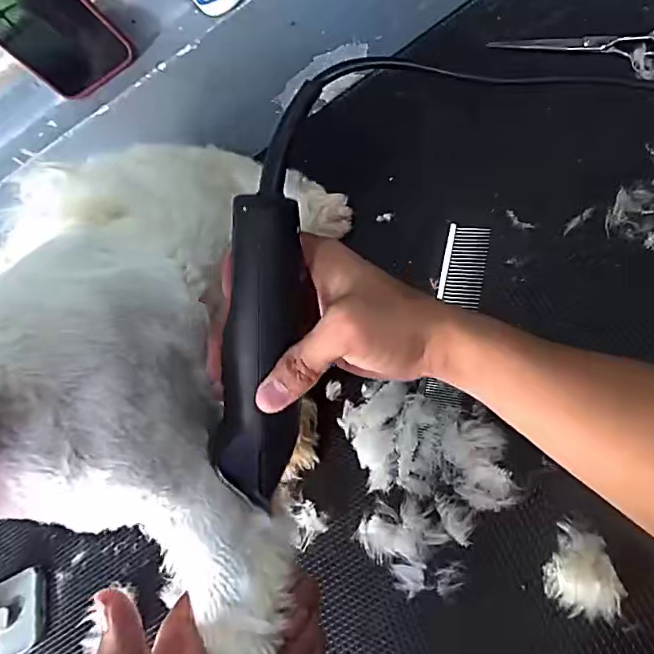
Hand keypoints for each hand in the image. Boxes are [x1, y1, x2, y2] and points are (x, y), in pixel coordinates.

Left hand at [94, 578, 324, 653]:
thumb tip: (109, 597)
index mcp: (189, 635)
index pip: (226, 581)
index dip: (249, 582)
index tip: (264, 603)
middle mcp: (225, 636)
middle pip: (273, 590)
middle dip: (290, 611)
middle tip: (285, 641)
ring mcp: (258, 652)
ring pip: (299, 611)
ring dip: (304, 637)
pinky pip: (312, 641)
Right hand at [216, 237, 464, 413]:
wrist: (436, 345)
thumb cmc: (396, 322)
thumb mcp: (344, 332)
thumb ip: (300, 361)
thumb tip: (263, 395)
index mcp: (315, 258)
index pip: (259, 257)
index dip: (235, 280)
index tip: (219, 313)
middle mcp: (311, 277)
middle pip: (260, 295)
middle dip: (235, 324)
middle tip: (216, 358)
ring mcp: (317, 307)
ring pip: (273, 322)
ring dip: (253, 345)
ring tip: (225, 375)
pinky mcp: (325, 334)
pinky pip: (291, 344)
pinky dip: (273, 360)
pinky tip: (255, 380)